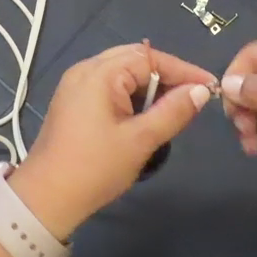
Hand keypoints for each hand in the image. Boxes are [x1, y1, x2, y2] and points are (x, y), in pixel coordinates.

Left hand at [12, 43, 215, 238]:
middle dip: (167, 75)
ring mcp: (76, 84)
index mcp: (99, 72)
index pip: (150, 57)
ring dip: (149, 86)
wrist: (45, 199)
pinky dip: (132, 94)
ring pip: (123, 72)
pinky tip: (146, 114)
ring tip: (174, 107)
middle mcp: (85, 69)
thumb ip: (173, 111)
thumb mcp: (141, 140)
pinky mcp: (73, 101)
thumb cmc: (95, 167)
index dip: (183, 70)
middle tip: (194, 96)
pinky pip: (110, 85)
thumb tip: (201, 91)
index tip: (210, 86)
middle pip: (135, 59)